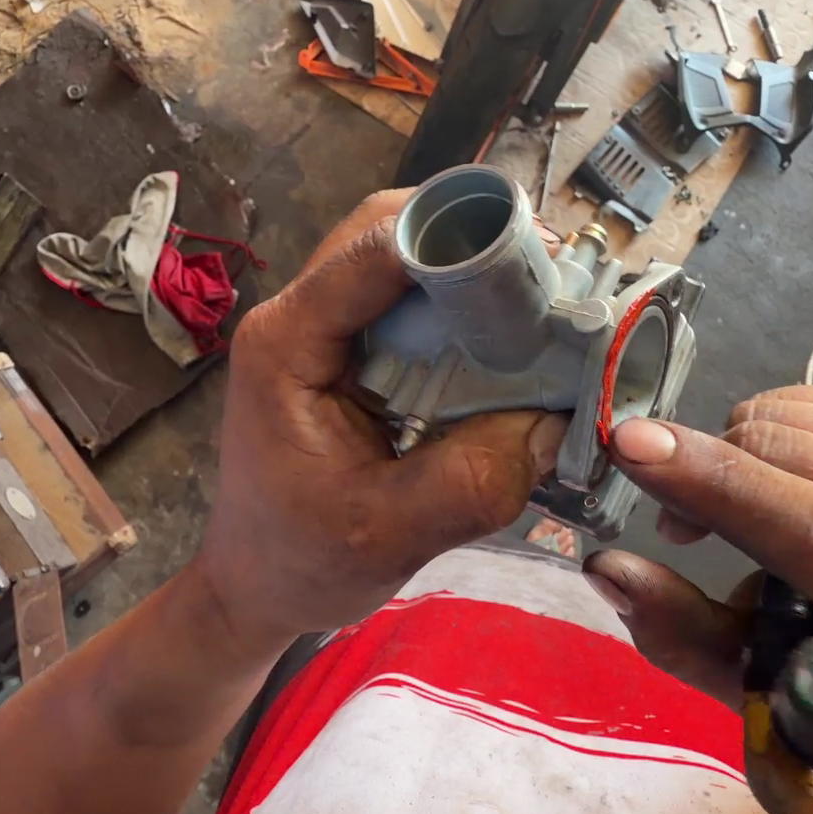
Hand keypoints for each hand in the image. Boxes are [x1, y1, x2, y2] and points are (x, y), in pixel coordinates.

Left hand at [195, 191, 568, 646]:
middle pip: (386, 231)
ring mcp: (322, 326)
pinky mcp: (346, 346)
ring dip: (467, 263)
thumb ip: (471, 482)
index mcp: (287, 344)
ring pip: (400, 255)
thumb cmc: (301, 561)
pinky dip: (458, 301)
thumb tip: (555, 420)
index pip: (373, 254)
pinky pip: (406, 297)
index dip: (455, 243)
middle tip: (544, 274)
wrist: (257, 582)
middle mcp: (299, 315)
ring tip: (535, 294)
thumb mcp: (388, 536)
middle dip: (468, 238)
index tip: (535, 264)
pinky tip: (502, 330)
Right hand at [582, 384, 812, 731]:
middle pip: (783, 452)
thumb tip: (605, 568)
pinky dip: (761, 429)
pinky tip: (784, 477)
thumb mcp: (762, 679)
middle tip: (681, 524)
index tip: (630, 446)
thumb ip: (680, 634)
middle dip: (701, 471)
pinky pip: (797, 397)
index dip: (714, 482)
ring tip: (742, 509)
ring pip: (780, 416)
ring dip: (730, 453)